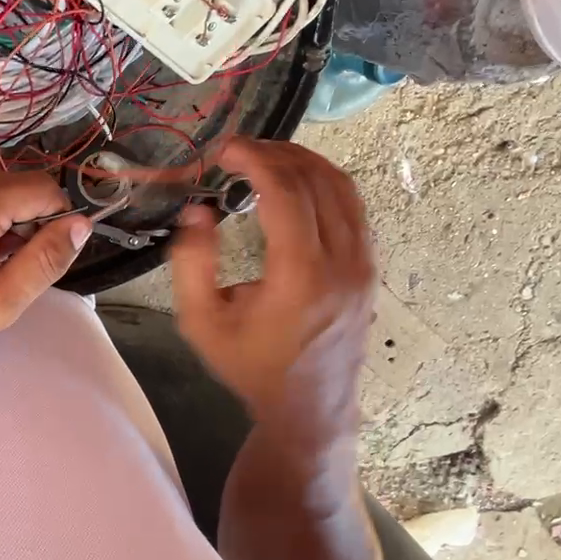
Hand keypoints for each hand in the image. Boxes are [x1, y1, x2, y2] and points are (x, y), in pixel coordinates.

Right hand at [170, 139, 374, 450]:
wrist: (310, 410)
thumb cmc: (250, 365)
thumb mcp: (201, 320)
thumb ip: (190, 262)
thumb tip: (197, 209)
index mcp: (300, 275)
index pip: (286, 192)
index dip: (254, 158)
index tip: (223, 149)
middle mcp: (342, 263)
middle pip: (316, 180)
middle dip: (273, 153)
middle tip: (235, 150)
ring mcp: (363, 265)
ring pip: (343, 187)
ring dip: (301, 161)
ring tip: (262, 156)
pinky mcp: (369, 269)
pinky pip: (354, 206)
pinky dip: (323, 180)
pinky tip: (293, 181)